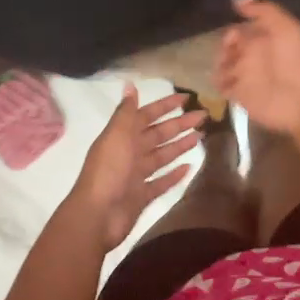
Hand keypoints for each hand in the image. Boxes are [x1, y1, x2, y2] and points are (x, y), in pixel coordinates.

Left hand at [70, 85, 204, 250]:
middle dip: (180, 124)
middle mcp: (130, 153)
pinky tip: (189, 167)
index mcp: (123, 136)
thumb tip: (130, 83)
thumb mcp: (117, 135)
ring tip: (201, 136)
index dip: (166, 105)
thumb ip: (126, 111)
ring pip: (162, 156)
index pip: (148, 115)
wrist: (96, 216)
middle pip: (159, 134)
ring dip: (180, 145)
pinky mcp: (142, 196)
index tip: (187, 97)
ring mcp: (136, 176)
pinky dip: (174, 175)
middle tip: (204, 116)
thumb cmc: (108, 171)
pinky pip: (162, 182)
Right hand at [215, 0, 299, 133]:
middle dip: (222, 50)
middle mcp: (252, 55)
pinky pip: (222, 87)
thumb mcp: (285, 27)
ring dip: (218, 66)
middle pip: (227, 48)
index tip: (232, 40)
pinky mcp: (241, 95)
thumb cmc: (294, 60)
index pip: (238, 31)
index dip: (231, 33)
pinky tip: (225, 84)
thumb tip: (238, 0)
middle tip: (227, 58)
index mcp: (262, 38)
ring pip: (222, 66)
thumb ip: (263, 11)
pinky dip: (219, 84)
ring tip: (226, 72)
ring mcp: (245, 75)